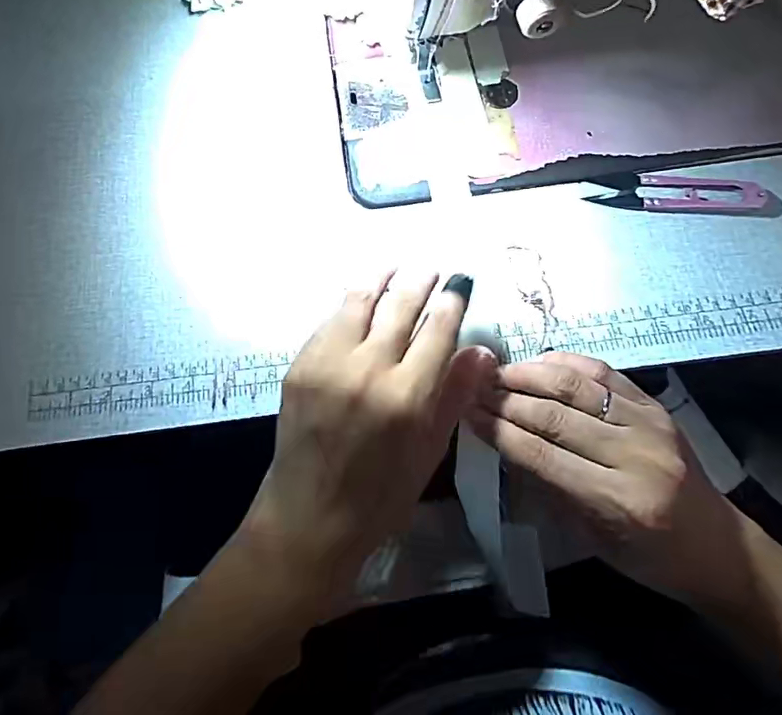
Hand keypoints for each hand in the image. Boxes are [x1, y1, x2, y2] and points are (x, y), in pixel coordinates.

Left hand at [237, 271, 496, 605]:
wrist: (309, 514)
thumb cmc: (380, 495)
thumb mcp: (429, 452)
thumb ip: (454, 396)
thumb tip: (481, 351)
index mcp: (406, 396)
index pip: (436, 332)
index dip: (450, 303)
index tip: (459, 284)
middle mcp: (367, 369)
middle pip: (398, 308)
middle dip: (418, 283)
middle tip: (431, 268)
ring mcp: (327, 363)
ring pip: (358, 304)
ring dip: (380, 281)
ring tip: (394, 268)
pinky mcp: (300, 364)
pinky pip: (329, 323)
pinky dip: (349, 307)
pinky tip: (359, 300)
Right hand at [468, 350, 749, 606]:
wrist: (721, 549)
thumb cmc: (649, 556)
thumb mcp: (590, 537)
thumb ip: (546, 486)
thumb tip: (499, 439)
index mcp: (622, 502)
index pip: (543, 456)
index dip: (499, 431)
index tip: (466, 412)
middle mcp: (638, 456)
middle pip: (555, 416)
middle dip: (506, 399)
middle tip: (471, 388)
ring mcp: (651, 425)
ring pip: (575, 385)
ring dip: (528, 374)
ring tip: (497, 372)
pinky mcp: (656, 405)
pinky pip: (602, 371)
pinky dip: (564, 361)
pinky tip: (537, 362)